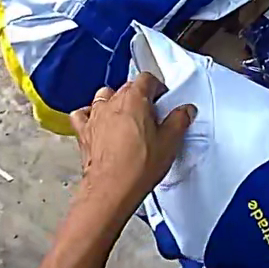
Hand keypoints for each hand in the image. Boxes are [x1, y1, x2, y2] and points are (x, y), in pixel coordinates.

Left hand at [67, 74, 195, 233]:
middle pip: (127, 87)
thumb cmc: (137, 166)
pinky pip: (83, 114)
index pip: (146, 78)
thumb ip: (180, 119)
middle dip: (140, 95)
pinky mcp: (83, 133)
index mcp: (134, 99)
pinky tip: (100, 123)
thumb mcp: (171, 140)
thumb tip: (185, 111)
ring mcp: (95, 117)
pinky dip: (91, 115)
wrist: (112, 188)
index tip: (164, 99)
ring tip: (128, 115)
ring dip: (116, 101)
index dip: (158, 87)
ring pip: (104, 96)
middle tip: (152, 112)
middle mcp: (111, 103)